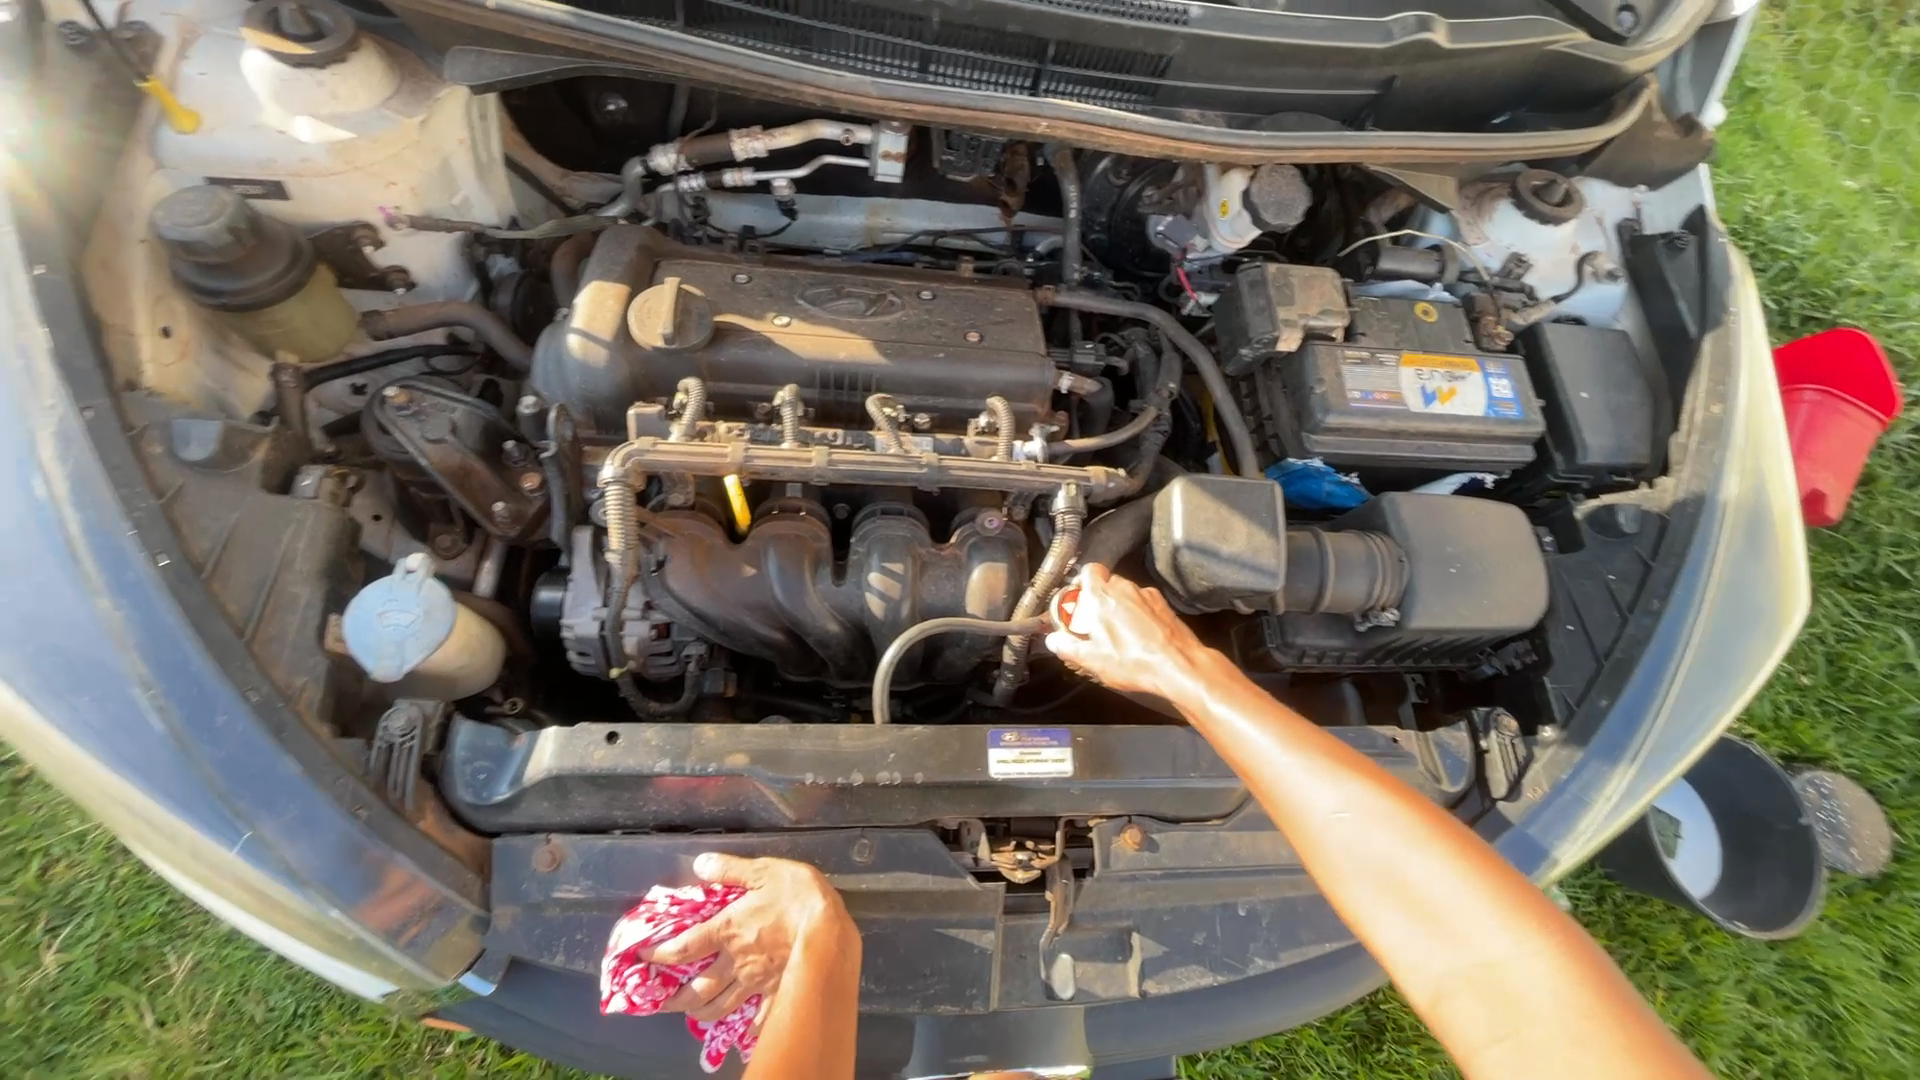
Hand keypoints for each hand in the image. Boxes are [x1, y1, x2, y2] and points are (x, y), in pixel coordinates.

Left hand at [641, 853, 856, 1024]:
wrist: (828, 931)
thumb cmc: (797, 895)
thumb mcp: (764, 871)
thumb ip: (731, 869)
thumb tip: (699, 863)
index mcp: (728, 930)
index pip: (686, 946)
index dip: (661, 954)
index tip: (643, 960)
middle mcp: (735, 962)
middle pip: (699, 987)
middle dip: (676, 997)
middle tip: (661, 1002)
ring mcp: (755, 982)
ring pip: (721, 1006)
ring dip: (702, 1012)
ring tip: (691, 1015)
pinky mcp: (776, 994)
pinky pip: (756, 1018)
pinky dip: (745, 1027)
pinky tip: (740, 1033)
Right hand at [1044, 563, 1213, 699]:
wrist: (1178, 666)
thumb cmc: (1135, 661)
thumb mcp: (1091, 660)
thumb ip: (1066, 646)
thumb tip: (1054, 641)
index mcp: (1101, 596)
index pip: (1088, 570)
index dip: (1081, 582)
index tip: (1076, 601)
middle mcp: (1125, 588)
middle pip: (1107, 582)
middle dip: (1099, 599)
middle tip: (1094, 622)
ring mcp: (1147, 596)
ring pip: (1127, 593)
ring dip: (1120, 607)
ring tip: (1118, 634)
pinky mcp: (1164, 606)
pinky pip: (1144, 604)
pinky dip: (1139, 615)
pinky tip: (1138, 637)